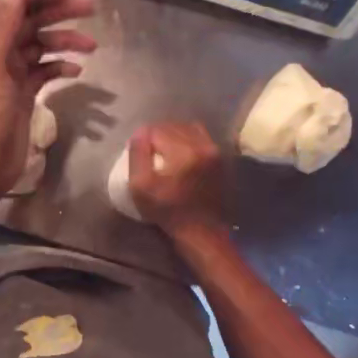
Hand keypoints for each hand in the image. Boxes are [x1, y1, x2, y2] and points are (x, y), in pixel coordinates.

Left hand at [0, 0, 97, 197]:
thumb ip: (2, 27)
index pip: (14, 2)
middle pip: (31, 21)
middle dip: (60, 11)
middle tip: (92, 9)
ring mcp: (12, 74)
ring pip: (42, 46)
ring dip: (66, 40)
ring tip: (92, 45)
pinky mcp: (24, 95)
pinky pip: (45, 71)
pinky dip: (61, 67)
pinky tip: (77, 71)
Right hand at [127, 121, 226, 239]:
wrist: (201, 231)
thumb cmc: (168, 211)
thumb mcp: (141, 187)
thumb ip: (137, 156)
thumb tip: (139, 133)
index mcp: (184, 151)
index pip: (156, 130)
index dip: (143, 139)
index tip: (138, 154)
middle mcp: (203, 145)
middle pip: (173, 126)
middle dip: (158, 136)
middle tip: (148, 153)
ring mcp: (214, 151)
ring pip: (188, 129)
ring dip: (173, 136)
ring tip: (163, 152)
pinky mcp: (220, 158)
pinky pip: (200, 137)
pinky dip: (187, 141)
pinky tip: (179, 156)